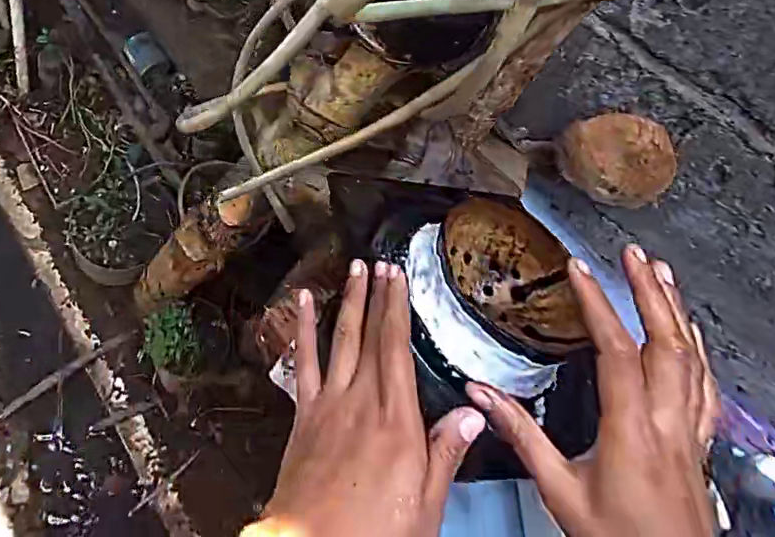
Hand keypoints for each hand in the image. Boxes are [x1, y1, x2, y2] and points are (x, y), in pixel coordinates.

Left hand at [246, 260, 486, 536]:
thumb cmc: (373, 533)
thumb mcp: (426, 505)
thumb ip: (446, 453)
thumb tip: (473, 414)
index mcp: (395, 420)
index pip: (397, 347)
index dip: (397, 307)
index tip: (398, 278)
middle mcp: (361, 399)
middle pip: (370, 334)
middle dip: (376, 295)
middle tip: (380, 264)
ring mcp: (329, 401)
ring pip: (341, 337)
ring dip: (348, 300)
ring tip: (353, 270)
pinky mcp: (306, 410)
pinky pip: (304, 359)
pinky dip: (303, 326)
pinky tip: (301, 300)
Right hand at [467, 246, 718, 536]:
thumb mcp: (560, 492)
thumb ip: (521, 435)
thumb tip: (480, 392)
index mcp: (633, 433)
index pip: (618, 353)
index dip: (598, 305)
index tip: (578, 269)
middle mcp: (669, 427)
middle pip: (668, 346)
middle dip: (649, 292)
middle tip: (632, 254)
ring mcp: (690, 436)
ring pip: (692, 362)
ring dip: (675, 311)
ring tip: (660, 273)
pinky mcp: (698, 446)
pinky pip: (706, 388)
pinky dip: (698, 350)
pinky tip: (692, 333)